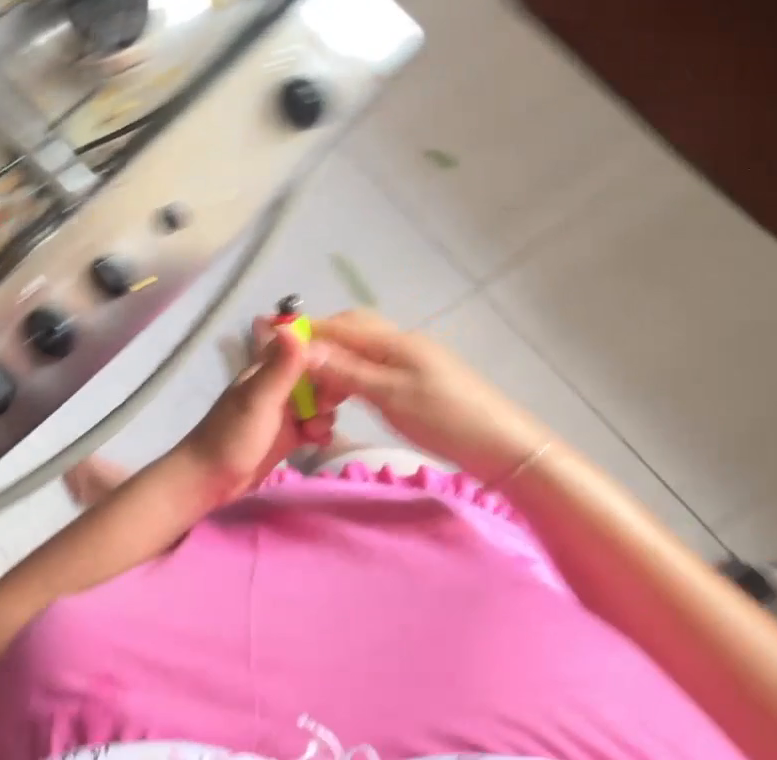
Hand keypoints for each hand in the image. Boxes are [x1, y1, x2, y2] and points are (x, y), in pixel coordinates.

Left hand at [176, 321, 337, 499]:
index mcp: (264, 370)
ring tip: (314, 431)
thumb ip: (281, 367)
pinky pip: (314, 426)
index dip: (323, 357)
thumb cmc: (232, 436)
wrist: (212, 480)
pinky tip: (318, 443)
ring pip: (317, 403)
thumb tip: (295, 327)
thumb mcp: (260, 399)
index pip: (301, 349)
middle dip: (327, 391)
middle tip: (322, 409)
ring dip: (324, 414)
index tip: (337, 374)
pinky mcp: (287, 436)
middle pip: (315, 377)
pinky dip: (320, 432)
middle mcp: (274, 386)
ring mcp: (281, 412)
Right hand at [306, 308, 553, 482]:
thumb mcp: (389, 396)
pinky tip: (345, 396)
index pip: (336, 324)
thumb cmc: (447, 419)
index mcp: (393, 341)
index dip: (302, 330)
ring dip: (334, 362)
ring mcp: (411, 361)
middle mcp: (400, 342)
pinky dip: (351, 375)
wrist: (508, 450)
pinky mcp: (418, 380)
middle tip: (295, 371)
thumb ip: (344, 370)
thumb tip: (300, 348)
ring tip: (317, 391)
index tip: (268, 339)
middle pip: (348, 329)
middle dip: (318, 342)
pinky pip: (372, 366)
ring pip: (360, 349)